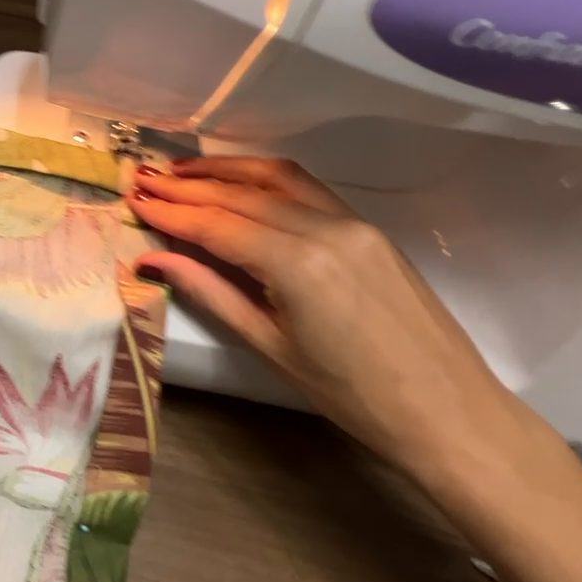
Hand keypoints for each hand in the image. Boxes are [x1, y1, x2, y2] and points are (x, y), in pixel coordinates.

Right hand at [129, 157, 519, 483]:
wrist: (448, 411)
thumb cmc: (349, 393)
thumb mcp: (267, 346)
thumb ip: (207, 291)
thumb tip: (149, 260)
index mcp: (296, 265)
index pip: (216, 225)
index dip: (170, 211)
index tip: (133, 199)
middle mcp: (325, 230)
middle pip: (240, 196)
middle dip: (186, 186)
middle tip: (143, 179)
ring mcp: (352, 224)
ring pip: (275, 179)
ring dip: (224, 171)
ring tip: (180, 171)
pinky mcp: (368, 228)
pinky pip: (306, 189)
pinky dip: (263, 178)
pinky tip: (237, 180)